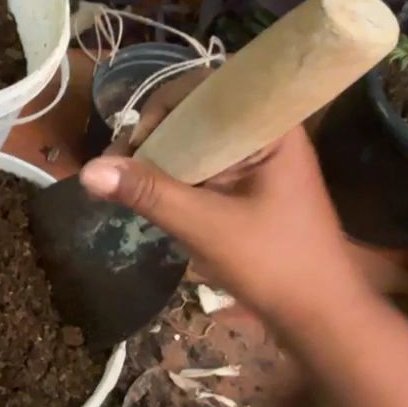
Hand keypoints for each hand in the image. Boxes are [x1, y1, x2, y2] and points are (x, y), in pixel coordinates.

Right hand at [78, 126, 370, 327]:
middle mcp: (262, 136)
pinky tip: (145, 197)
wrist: (320, 317)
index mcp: (269, 130)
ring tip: (124, 184)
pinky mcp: (243, 187)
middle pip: (192, 113)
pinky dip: (168, 177)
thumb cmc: (274, 264)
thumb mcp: (205, 226)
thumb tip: (87, 171)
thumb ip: (148, 193)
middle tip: (120, 168)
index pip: (205, 88)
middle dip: (152, 136)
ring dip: (155, 158)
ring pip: (191, 141)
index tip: (136, 144)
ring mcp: (253, 162)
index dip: (162, 107)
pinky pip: (197, 166)